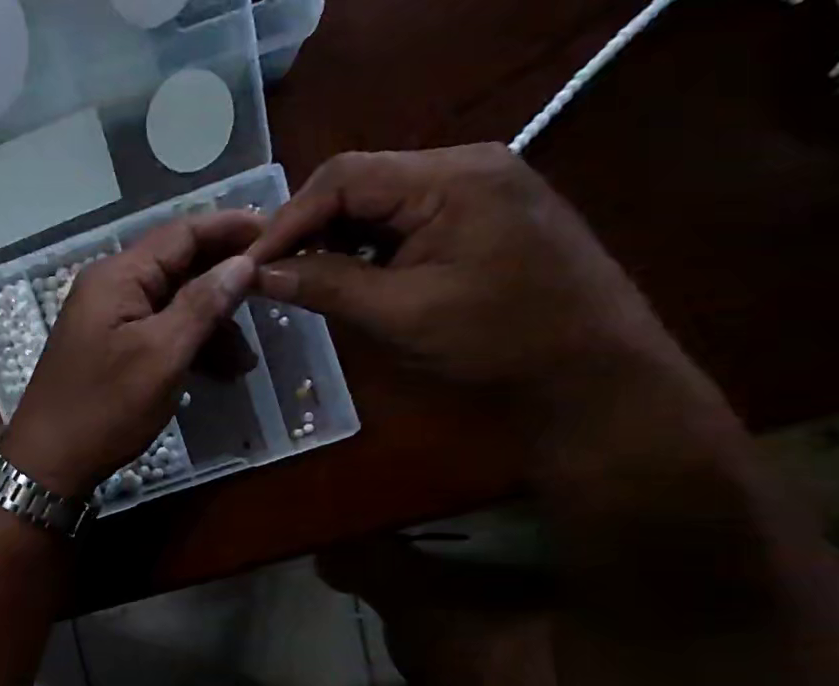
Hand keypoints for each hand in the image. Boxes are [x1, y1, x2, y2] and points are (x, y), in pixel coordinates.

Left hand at [0, 212, 261, 497]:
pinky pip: (159, 333)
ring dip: (212, 326)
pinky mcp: (111, 350)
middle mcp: (110, 288)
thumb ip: (202, 304)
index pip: (183, 232)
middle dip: (227, 284)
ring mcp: (108, 321)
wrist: (48, 463)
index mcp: (117, 276)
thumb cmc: (103, 408)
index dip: (233, 228)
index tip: (282, 234)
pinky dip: (189, 347)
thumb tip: (243, 262)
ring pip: (173, 305)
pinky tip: (219, 372)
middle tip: (275, 296)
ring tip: (247, 362)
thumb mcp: (161, 356)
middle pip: (180, 267)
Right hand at [248, 144, 681, 394]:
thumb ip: (327, 286)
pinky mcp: (474, 214)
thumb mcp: (401, 314)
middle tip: (269, 275)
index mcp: (451, 178)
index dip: (288, 218)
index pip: (345, 177)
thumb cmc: (498, 339)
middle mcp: (462, 166)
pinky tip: (346, 279)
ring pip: (375, 202)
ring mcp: (472, 187)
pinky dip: (363, 248)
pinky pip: (401, 219)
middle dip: (307, 228)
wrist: (589, 367)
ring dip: (332, 239)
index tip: (250, 266)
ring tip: (301, 281)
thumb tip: (258, 274)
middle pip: (359, 182)